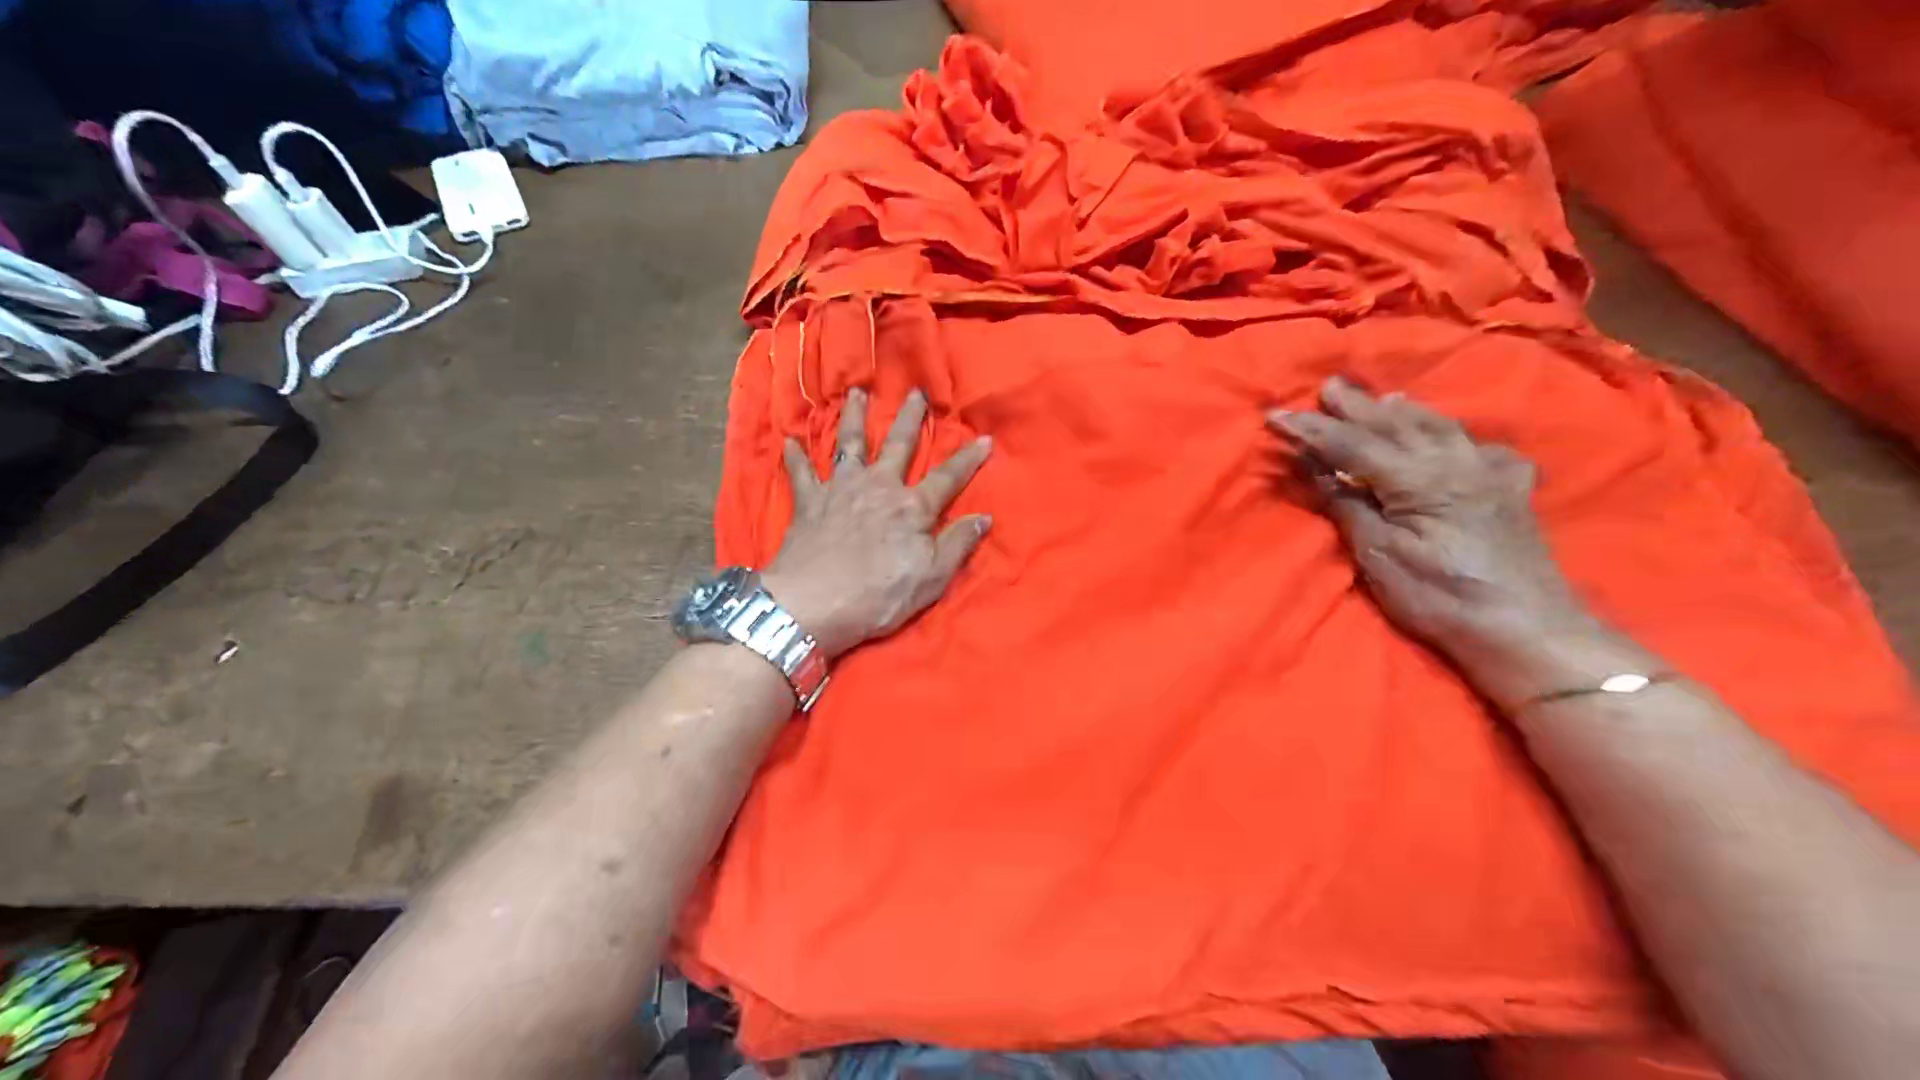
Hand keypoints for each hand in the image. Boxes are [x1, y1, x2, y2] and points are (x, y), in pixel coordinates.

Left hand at [762, 387, 993, 657]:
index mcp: (911, 508)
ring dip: (855, 418)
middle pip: (898, 446)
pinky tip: (790, 441)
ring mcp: (841, 490)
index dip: (968, 459)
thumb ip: (957, 545)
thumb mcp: (930, 579)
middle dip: (910, 418)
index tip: (985, 439)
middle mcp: (878, 487)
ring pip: (850, 444)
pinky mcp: (809, 502)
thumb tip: (984, 518)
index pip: (948, 478)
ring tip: (857, 394)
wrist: (811, 602)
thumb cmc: (876, 597)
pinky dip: (796, 457)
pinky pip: (802, 473)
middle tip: (916, 392)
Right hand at [1267, 377, 1597, 659]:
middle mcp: (1457, 461)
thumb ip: (1347, 503)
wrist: (1525, 629)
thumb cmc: (1439, 596)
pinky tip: (1454, 438)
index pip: (1352, 444)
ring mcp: (1489, 472)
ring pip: (1440, 427)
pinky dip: (1456, 436)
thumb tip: (1315, 466)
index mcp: (1420, 477)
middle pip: (1397, 425)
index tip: (1276, 415)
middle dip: (1357, 406)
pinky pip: (1480, 448)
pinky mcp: (1510, 490)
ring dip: (1404, 411)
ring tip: (1382, 398)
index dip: (1311, 430)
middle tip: (1329, 386)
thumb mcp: (1379, 554)